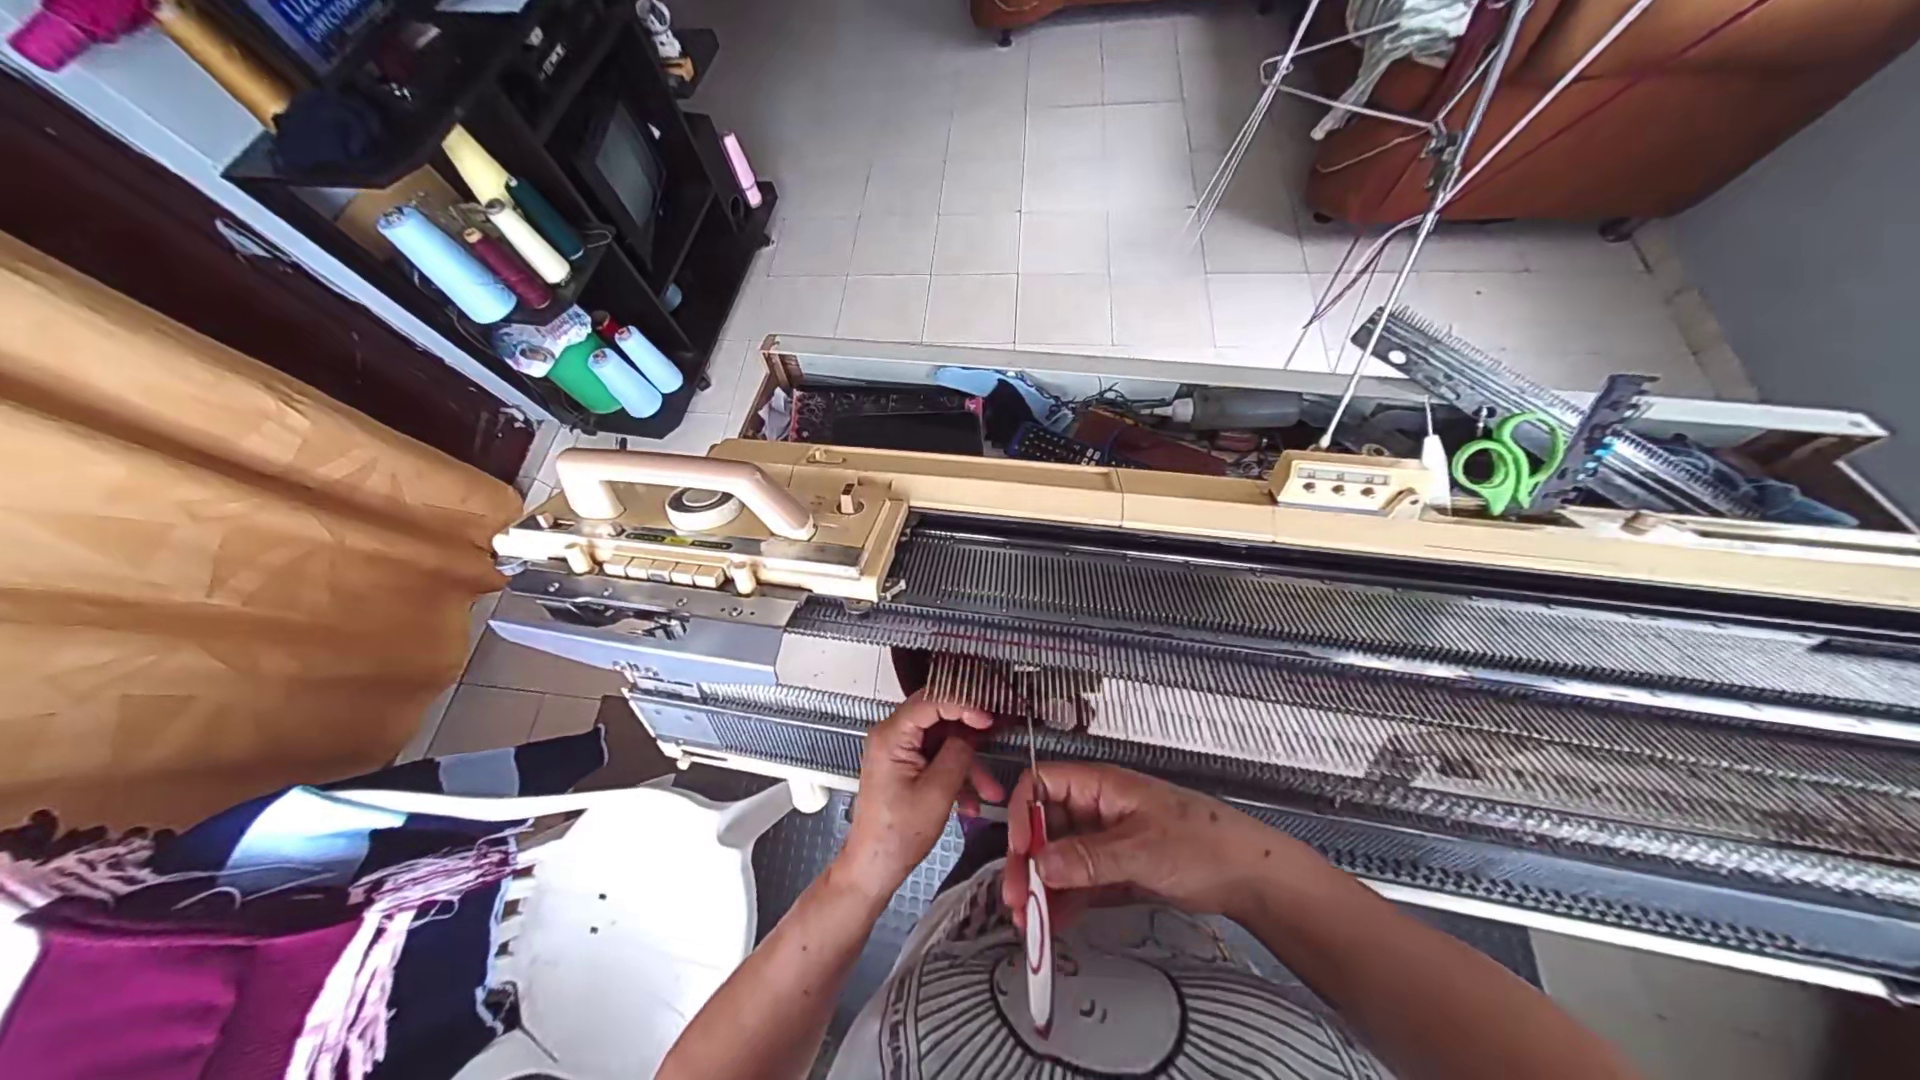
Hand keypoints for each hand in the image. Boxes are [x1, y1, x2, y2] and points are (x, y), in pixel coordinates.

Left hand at [836, 693, 1005, 900]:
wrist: (874, 867)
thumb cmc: (898, 833)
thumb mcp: (938, 791)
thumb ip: (958, 753)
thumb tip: (972, 732)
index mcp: (891, 735)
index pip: (931, 700)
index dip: (963, 704)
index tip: (987, 719)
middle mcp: (891, 735)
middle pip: (937, 717)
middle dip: (970, 733)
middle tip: (996, 735)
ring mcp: (897, 750)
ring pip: (941, 742)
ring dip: (968, 763)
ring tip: (990, 791)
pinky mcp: (904, 765)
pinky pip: (935, 758)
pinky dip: (955, 775)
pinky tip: (971, 802)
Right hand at [1003, 763, 1325, 925]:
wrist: (1249, 876)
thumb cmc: (1205, 841)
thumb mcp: (1141, 848)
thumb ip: (1088, 858)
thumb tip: (1042, 862)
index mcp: (1101, 786)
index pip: (1043, 785)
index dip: (1024, 812)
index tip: (1018, 848)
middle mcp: (1097, 809)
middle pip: (1045, 826)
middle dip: (1027, 860)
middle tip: (1018, 896)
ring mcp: (1106, 840)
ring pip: (1058, 858)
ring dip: (1042, 886)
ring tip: (1031, 919)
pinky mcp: (1116, 868)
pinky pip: (1078, 881)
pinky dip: (1064, 900)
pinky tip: (1055, 919)